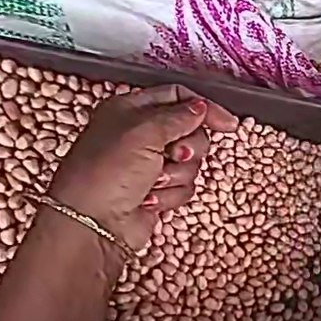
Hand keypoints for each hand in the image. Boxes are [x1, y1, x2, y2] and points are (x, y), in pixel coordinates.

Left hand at [44, 84, 236, 251]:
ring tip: (153, 182)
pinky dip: (171, 194)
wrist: (93, 223)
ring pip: (191, 163)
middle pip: (191, 132)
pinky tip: (149, 199)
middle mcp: (141, 135)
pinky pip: (185, 187)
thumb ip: (177, 117)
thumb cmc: (106, 172)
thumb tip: (201, 107)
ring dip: (177, 175)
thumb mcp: (143, 133)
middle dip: (189, 148)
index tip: (227, 124)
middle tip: (174, 156)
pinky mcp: (158, 190)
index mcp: (131, 110)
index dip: (204, 109)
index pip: (177, 97)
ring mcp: (150, 165)